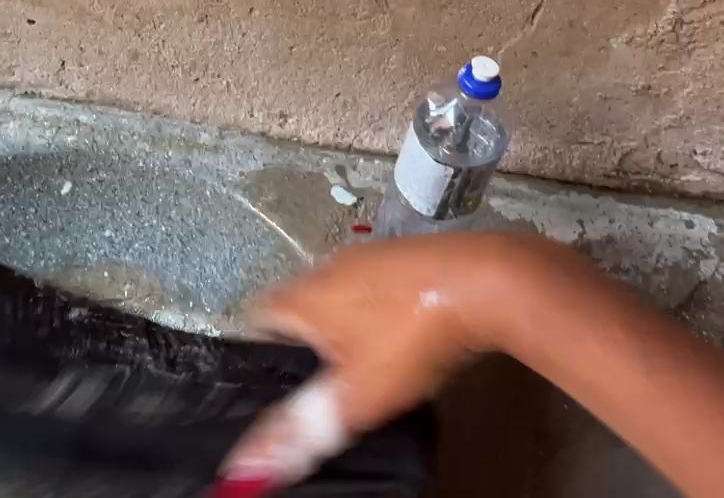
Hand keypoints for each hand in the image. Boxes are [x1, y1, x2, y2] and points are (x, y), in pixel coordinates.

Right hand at [217, 232, 578, 494]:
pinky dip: (373, 307)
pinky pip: (372, 283)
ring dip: (339, 322)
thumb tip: (242, 470)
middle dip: (301, 339)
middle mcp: (329, 265)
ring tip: (356, 361)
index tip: (269, 381)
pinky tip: (397, 332)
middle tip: (314, 380)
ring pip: (336, 290)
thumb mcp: (355, 396)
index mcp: (306, 294)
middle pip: (297, 301)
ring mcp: (369, 253)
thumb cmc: (410, 337)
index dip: (255, 349)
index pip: (258, 314)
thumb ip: (300, 431)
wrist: (481, 280)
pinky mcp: (403, 252)